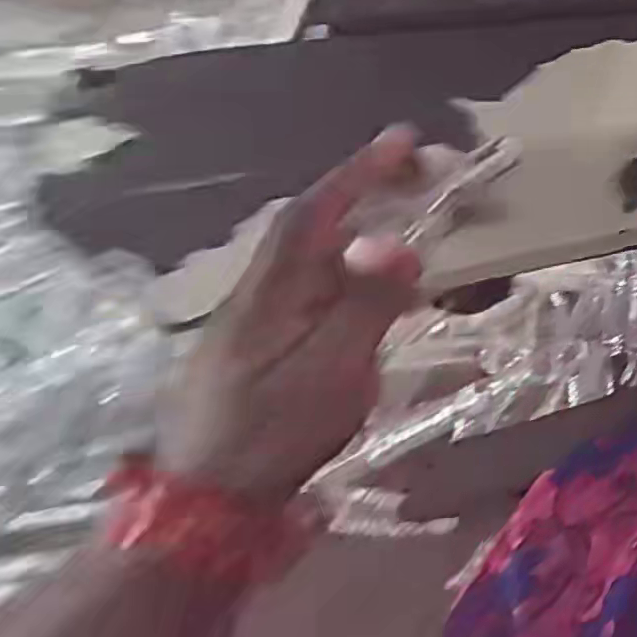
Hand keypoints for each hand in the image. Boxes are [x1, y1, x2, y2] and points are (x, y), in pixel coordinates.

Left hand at [156, 127, 423, 506]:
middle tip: (424, 164)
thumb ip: (366, 303)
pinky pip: (329, 274)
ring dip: (369, 213)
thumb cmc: (279, 428)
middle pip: (316, 222)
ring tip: (417, 198)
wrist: (212, 498)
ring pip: (322, 247)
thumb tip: (396, 243)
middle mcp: (266, 292)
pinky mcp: (280, 333)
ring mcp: (269, 314)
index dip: (359, 172)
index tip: (405, 139)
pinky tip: (388, 261)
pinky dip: (365, 250)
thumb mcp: (332, 368)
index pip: (315, 215)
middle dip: (368, 184)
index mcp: (272, 293)